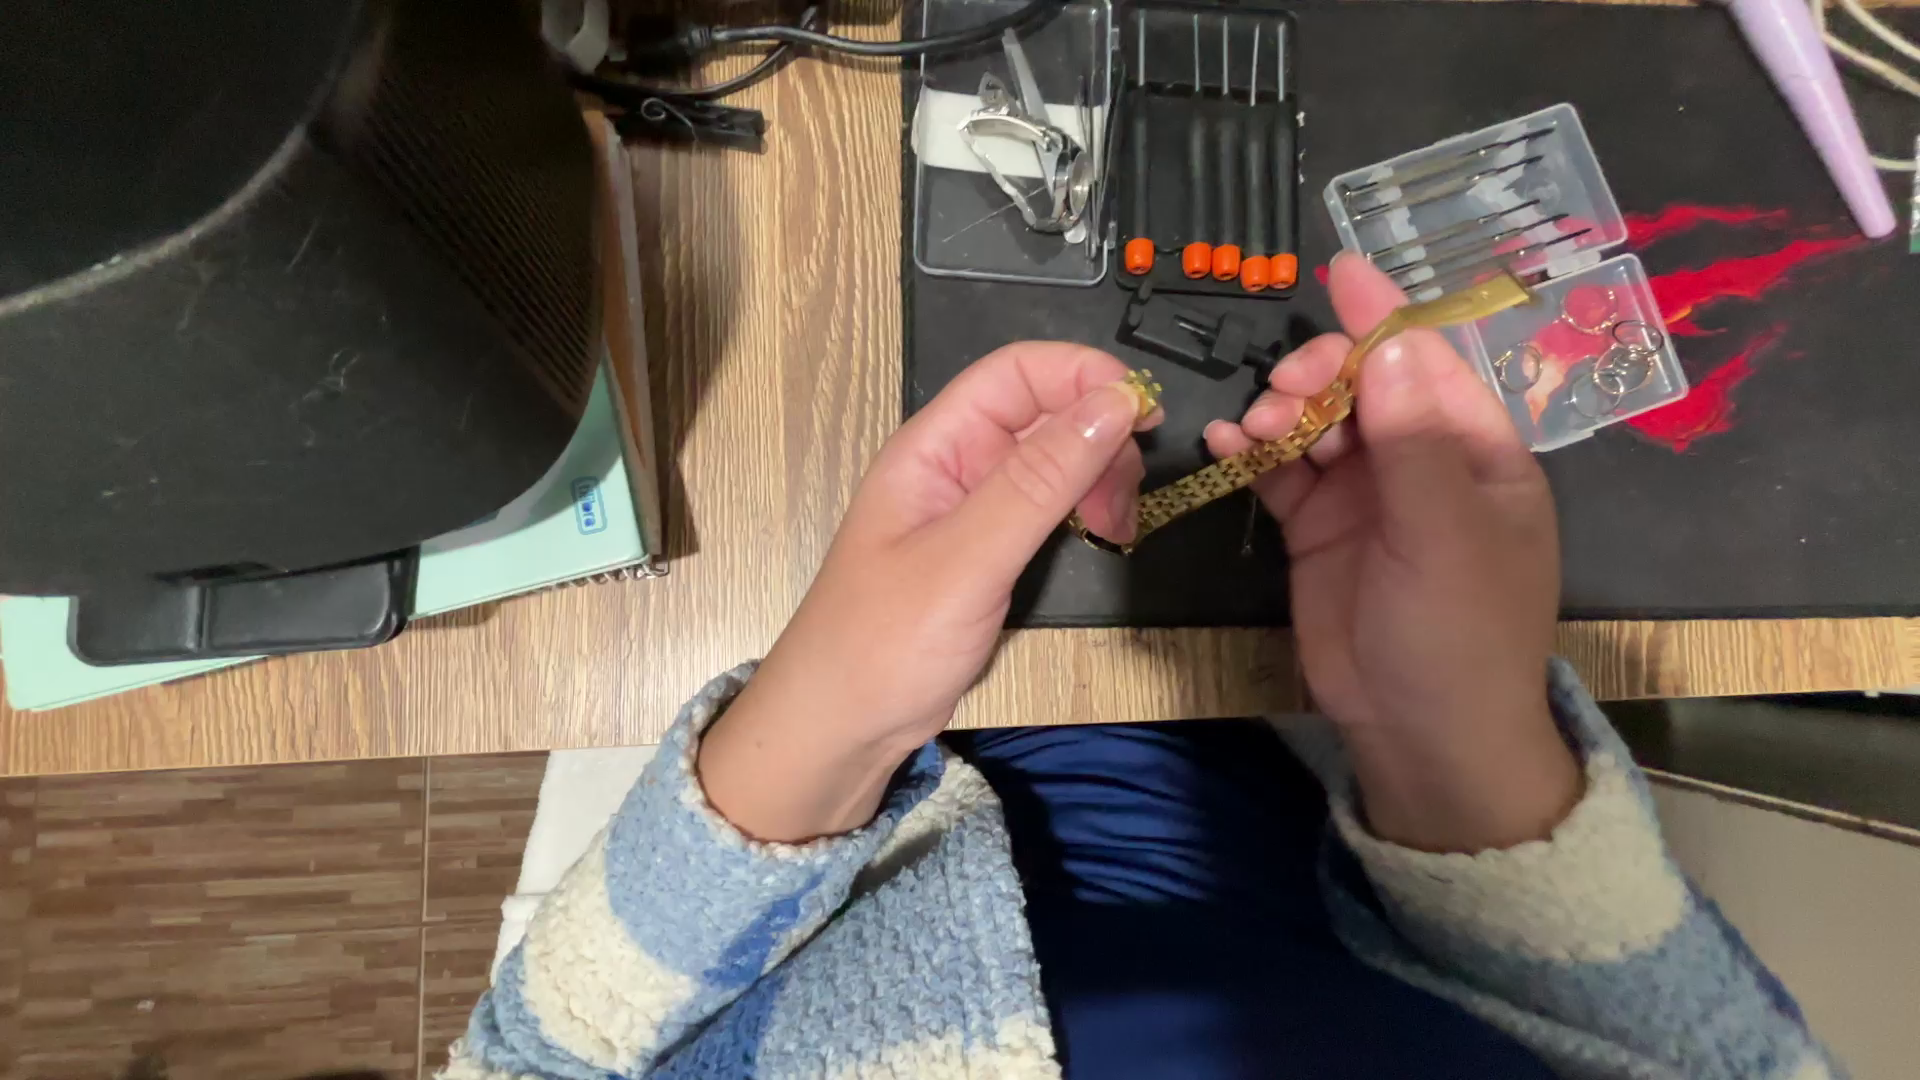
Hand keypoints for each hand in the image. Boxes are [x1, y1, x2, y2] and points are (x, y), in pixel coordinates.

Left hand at [699, 343, 1159, 840]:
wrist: (843, 726)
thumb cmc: (886, 641)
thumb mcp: (966, 558)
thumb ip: (1038, 481)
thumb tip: (1114, 403)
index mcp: (935, 446)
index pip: (1015, 372)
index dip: (1082, 375)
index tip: (1143, 413)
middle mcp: (955, 465)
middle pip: (1042, 413)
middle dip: (1097, 437)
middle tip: (1129, 496)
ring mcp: (972, 509)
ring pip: (1051, 461)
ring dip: (1096, 477)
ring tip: (1117, 527)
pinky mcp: (987, 550)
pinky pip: (1044, 506)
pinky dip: (1080, 511)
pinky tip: (1100, 536)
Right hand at [1204, 254, 1579, 850]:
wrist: (1412, 727)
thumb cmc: (1453, 633)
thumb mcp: (1445, 537)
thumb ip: (1417, 442)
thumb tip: (1391, 346)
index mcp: (1472, 452)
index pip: (1427, 364)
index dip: (1386, 317)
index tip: (1341, 271)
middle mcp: (1416, 461)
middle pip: (1360, 386)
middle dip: (1317, 375)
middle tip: (1281, 394)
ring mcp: (1361, 494)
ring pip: (1314, 423)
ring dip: (1279, 412)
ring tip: (1253, 426)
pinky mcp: (1314, 526)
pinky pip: (1280, 471)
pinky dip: (1252, 453)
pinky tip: (1225, 444)